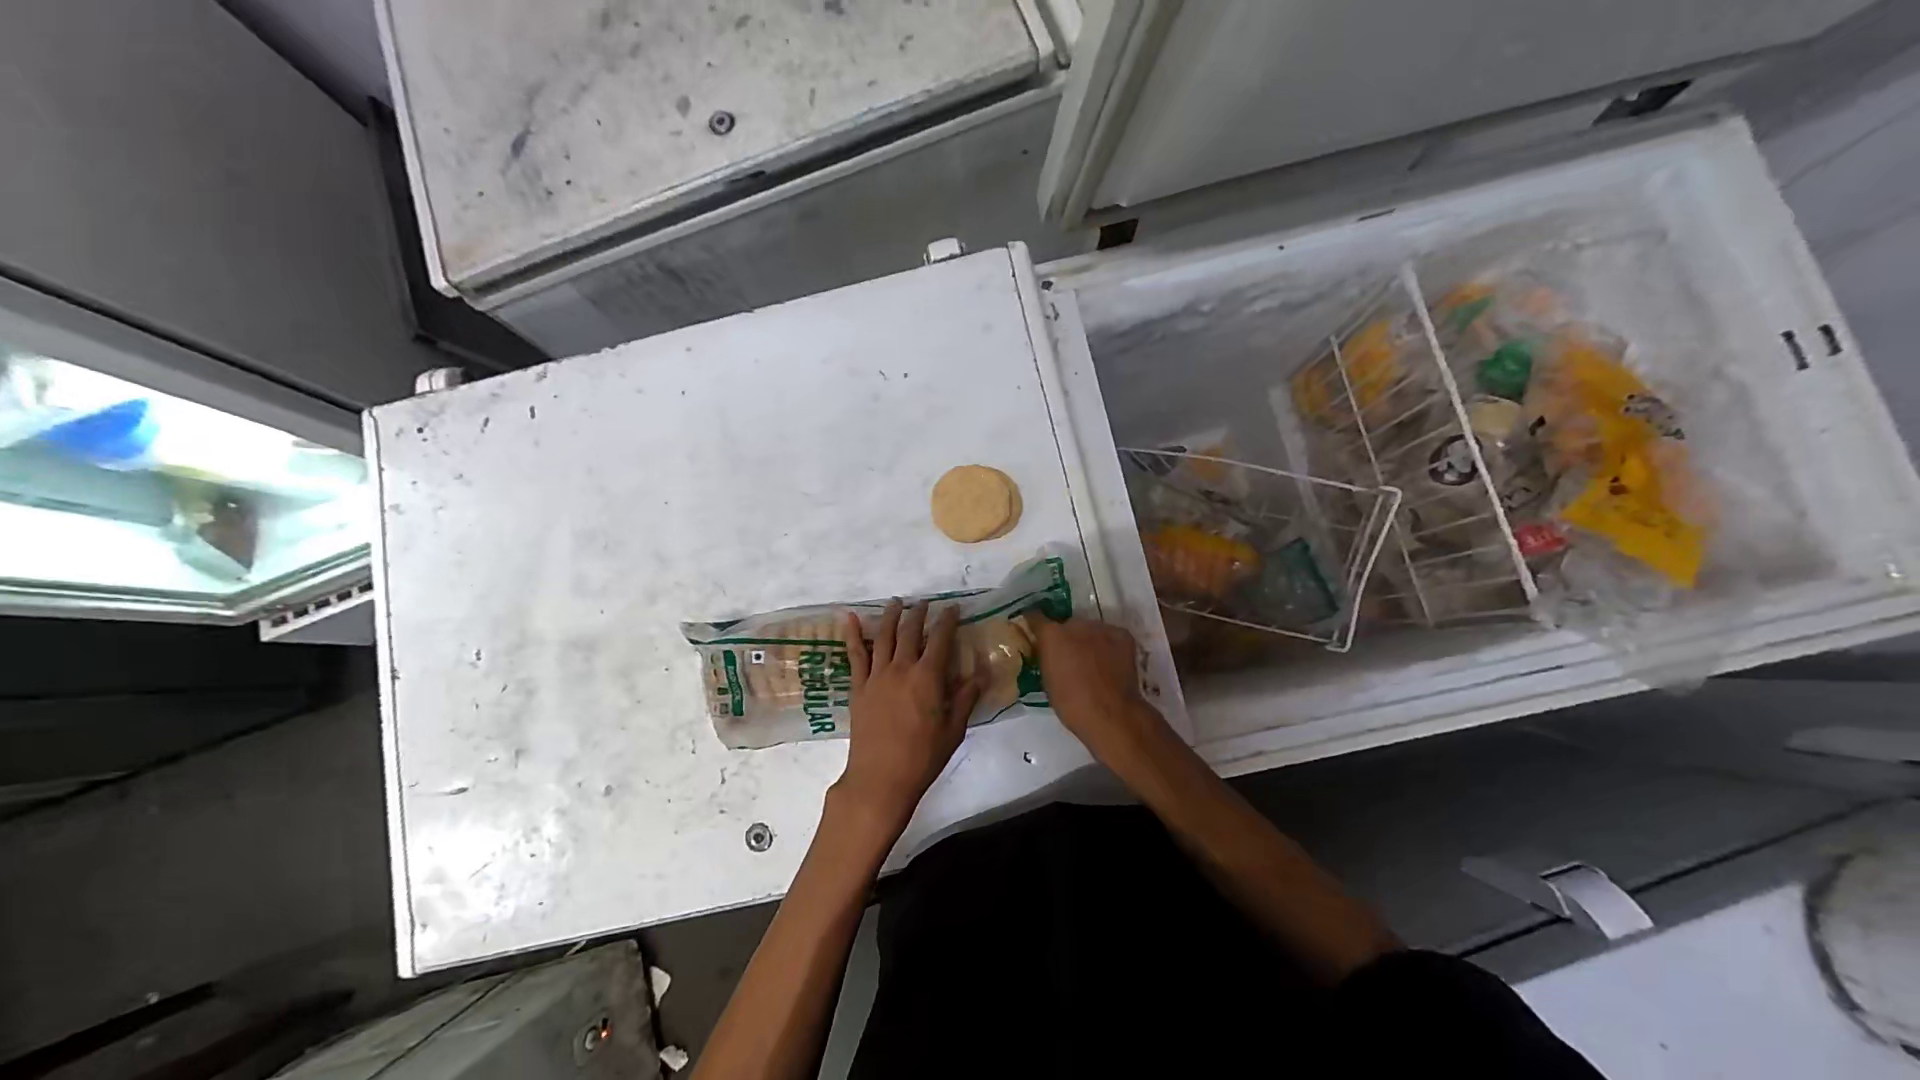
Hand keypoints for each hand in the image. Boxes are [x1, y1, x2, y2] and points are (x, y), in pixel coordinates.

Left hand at [831, 599, 986, 832]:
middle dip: (919, 613)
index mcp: (928, 677)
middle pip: (910, 631)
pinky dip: (853, 634)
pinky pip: (855, 654)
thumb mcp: (954, 729)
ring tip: (896, 602)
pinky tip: (851, 618)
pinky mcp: (858, 686)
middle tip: (924, 603)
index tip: (953, 608)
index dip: (947, 620)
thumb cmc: (922, 757)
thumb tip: (982, 672)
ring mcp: (876, 675)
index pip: (941, 639)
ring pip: (884, 636)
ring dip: (891, 616)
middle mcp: (901, 668)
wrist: (880, 778)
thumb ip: (966, 697)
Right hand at [1032, 618, 1171, 765]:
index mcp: (1051, 635)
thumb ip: (1046, 658)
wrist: (1111, 713)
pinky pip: (1110, 635)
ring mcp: (1101, 628)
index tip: (1035, 632)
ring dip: (1088, 641)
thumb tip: (1049, 653)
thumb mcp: (1047, 679)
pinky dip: (1109, 645)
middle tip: (1070, 658)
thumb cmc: (1071, 704)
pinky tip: (1111, 663)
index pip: (1035, 617)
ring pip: (1090, 630)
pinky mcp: (1122, 634)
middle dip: (1067, 638)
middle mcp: (1074, 624)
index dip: (1035, 624)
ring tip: (1094, 663)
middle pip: (1067, 625)